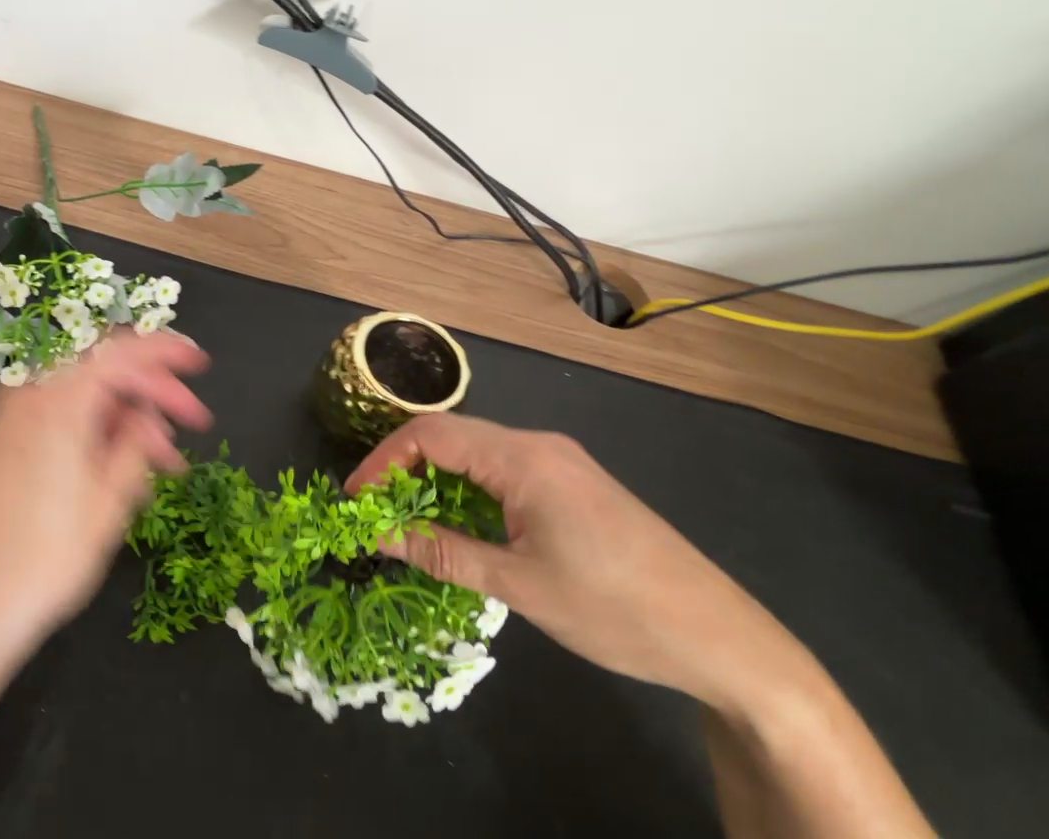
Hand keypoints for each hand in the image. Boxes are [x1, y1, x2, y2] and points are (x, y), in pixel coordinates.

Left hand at [0, 333, 211, 665]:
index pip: (118, 351)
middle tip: (189, 425)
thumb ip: (134, 443)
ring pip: (77, 395)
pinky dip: (89, 429)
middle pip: (97, 367)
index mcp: (55, 402)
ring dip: (121, 416)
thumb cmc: (43, 561)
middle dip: (148, 390)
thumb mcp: (108, 504)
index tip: (199, 363)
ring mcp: (4, 420)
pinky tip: (114, 468)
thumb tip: (148, 412)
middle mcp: (25, 397)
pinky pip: (53, 417)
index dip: (164, 352)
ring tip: (159, 462)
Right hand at [345, 413, 810, 710]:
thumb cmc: (615, 610)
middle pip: (451, 437)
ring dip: (433, 481)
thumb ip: (441, 552)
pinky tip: (456, 525)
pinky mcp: (575, 486)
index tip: (353, 501)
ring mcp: (562, 464)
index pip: (432, 436)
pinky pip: (503, 472)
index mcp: (526, 459)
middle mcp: (542, 447)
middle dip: (402, 470)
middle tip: (372, 514)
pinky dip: (466, 491)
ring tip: (403, 522)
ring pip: (476, 454)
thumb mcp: (517, 585)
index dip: (382, 462)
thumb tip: (376, 535)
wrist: (724, 640)